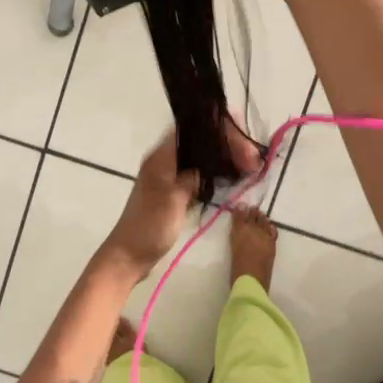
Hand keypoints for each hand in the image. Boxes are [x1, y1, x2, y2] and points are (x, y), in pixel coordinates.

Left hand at [100, 128, 261, 277]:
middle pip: (201, 139)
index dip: (221, 128)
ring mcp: (169, 175)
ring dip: (225, 158)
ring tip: (250, 167)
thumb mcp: (172, 200)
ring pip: (202, 156)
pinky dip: (216, 173)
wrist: (129, 255)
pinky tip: (233, 179)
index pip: (194, 127)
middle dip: (229, 144)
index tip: (245, 142)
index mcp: (161, 156)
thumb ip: (192, 176)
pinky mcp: (174, 190)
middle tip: (253, 160)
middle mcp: (165, 160)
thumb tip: (214, 161)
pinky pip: (198, 173)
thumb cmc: (148, 228)